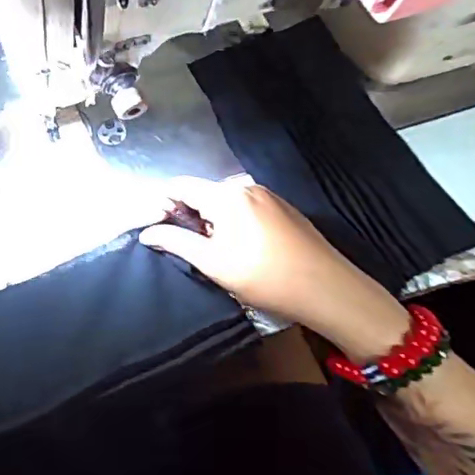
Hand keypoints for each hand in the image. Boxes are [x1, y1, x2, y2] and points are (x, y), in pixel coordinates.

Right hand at [139, 177, 410, 361]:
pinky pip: (246, 209)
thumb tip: (147, 232)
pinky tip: (244, 252)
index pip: (180, 186)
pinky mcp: (283, 209)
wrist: (327, 288)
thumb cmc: (265, 277)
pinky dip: (235, 224)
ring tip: (218, 256)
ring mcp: (268, 195)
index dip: (163, 205)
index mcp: (226, 194)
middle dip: (189, 217)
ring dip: (213, 223)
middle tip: (191, 251)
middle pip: (203, 194)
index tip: (160, 231)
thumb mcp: (214, 264)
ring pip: (225, 203)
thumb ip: (177, 243)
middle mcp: (246, 186)